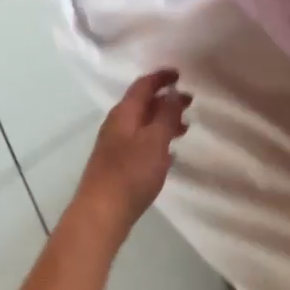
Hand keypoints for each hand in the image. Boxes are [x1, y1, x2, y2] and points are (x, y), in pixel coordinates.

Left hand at [70, 69, 192, 242]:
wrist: (100, 214)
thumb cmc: (131, 173)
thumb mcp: (155, 141)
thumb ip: (166, 115)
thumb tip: (173, 92)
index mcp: (124, 113)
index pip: (143, 84)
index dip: (162, 77)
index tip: (181, 75)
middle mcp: (116, 123)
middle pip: (142, 103)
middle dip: (165, 100)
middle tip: (189, 103)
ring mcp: (114, 144)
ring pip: (142, 123)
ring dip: (162, 121)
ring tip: (184, 129)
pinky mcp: (116, 164)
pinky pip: (139, 141)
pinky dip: (156, 139)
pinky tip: (168, 154)